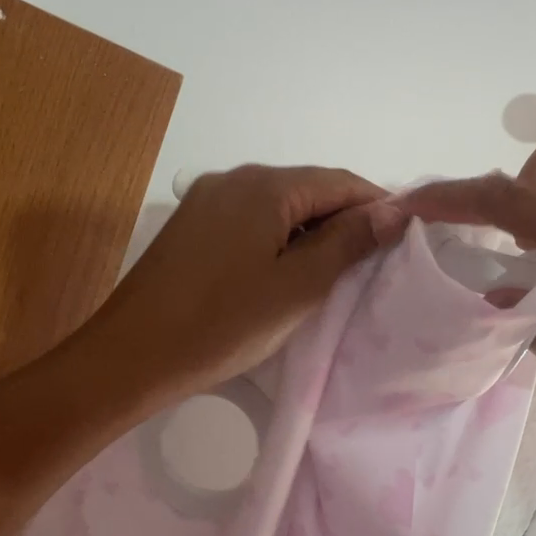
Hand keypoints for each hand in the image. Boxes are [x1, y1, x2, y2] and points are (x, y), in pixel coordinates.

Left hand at [76, 165, 407, 400]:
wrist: (130, 356)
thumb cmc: (221, 324)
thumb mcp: (296, 288)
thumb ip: (347, 243)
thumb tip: (394, 210)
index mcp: (264, 186)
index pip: (340, 181)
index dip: (377, 208)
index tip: (404, 243)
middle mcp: (233, 179)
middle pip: (306, 190)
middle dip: (342, 222)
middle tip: (369, 267)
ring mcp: (205, 202)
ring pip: (276, 208)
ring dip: (308, 235)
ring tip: (331, 277)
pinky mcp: (189, 228)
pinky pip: (248, 223)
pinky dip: (275, 242)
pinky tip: (283, 275)